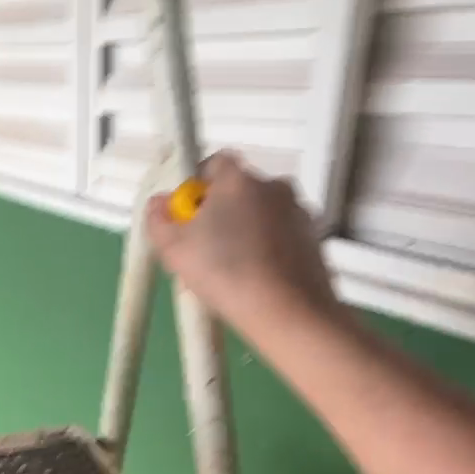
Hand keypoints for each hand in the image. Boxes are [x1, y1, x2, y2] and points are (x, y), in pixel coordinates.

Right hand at [145, 151, 343, 339]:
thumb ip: (159, 220)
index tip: (186, 216)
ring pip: (259, 214)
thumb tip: (159, 203)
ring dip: (243, 231)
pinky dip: (266, 248)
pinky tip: (255, 278)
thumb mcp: (173, 248)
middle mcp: (274, 185)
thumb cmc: (223, 271)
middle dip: (219, 213)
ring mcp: (299, 210)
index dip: (196, 186)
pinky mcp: (314, 237)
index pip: (214, 163)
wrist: (287, 310)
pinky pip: (280, 235)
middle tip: (202, 249)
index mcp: (238, 179)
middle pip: (237, 191)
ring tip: (230, 269)